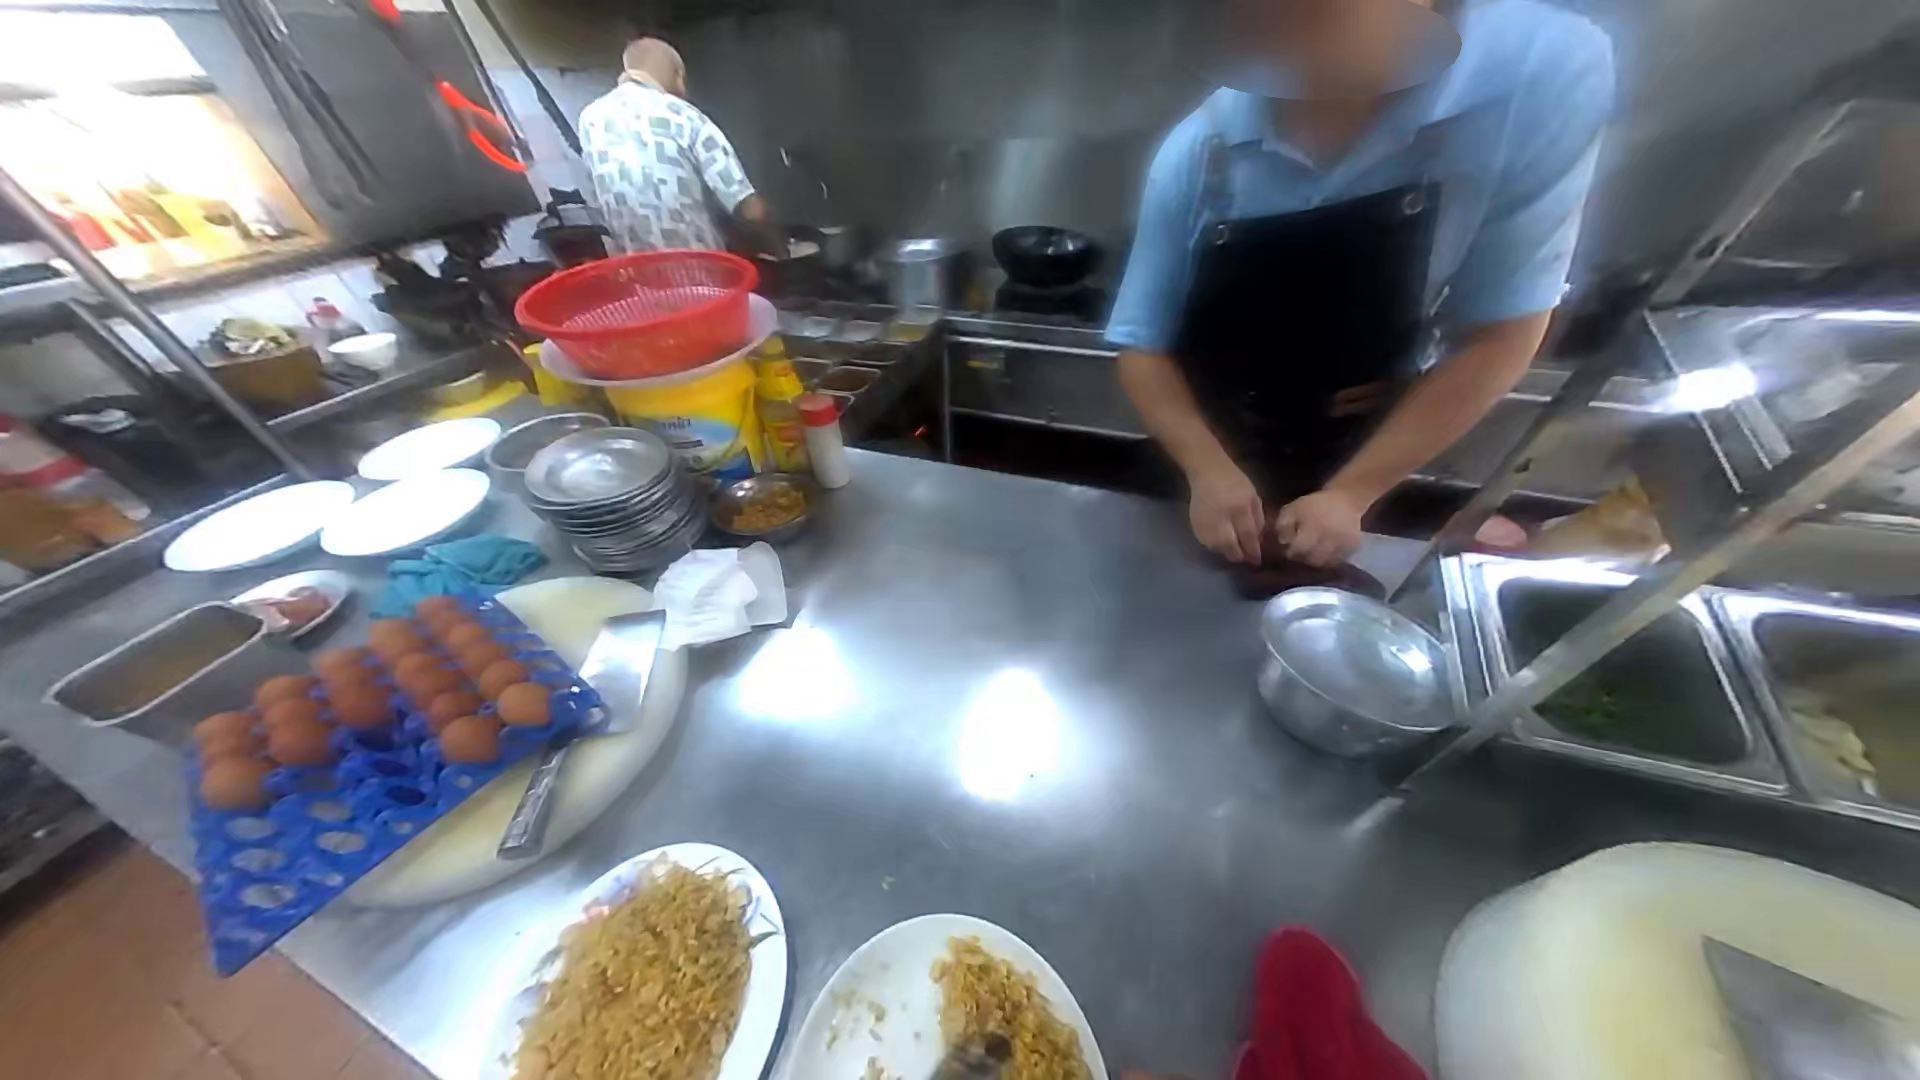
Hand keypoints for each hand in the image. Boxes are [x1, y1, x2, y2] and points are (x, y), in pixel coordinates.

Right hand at [1187, 461, 1264, 564]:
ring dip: (1226, 552)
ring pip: (1216, 546)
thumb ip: (1256, 518)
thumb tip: (1257, 539)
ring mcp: (1205, 521)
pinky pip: (1205, 541)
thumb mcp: (1253, 496)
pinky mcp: (1194, 523)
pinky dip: (1214, 546)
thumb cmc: (1234, 481)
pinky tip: (1219, 544)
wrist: (1207, 472)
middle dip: (1238, 555)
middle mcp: (1221, 516)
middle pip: (1229, 545)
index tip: (1257, 560)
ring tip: (1233, 551)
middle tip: (1244, 559)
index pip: (1247, 535)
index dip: (1252, 550)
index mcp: (1239, 507)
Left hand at [1274, 488, 1367, 567]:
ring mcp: (1344, 543)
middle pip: (1313, 559)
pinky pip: (1339, 560)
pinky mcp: (1354, 546)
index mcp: (1314, 526)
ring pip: (1326, 563)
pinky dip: (1330, 560)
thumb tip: (1283, 542)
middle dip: (1303, 558)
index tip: (1289, 549)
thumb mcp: (1292, 509)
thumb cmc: (1314, 505)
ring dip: (1316, 560)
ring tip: (1312, 553)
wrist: (1345, 499)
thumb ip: (1283, 526)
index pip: (1300, 549)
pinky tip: (1324, 553)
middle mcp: (1331, 537)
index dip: (1291, 552)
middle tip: (1300, 553)